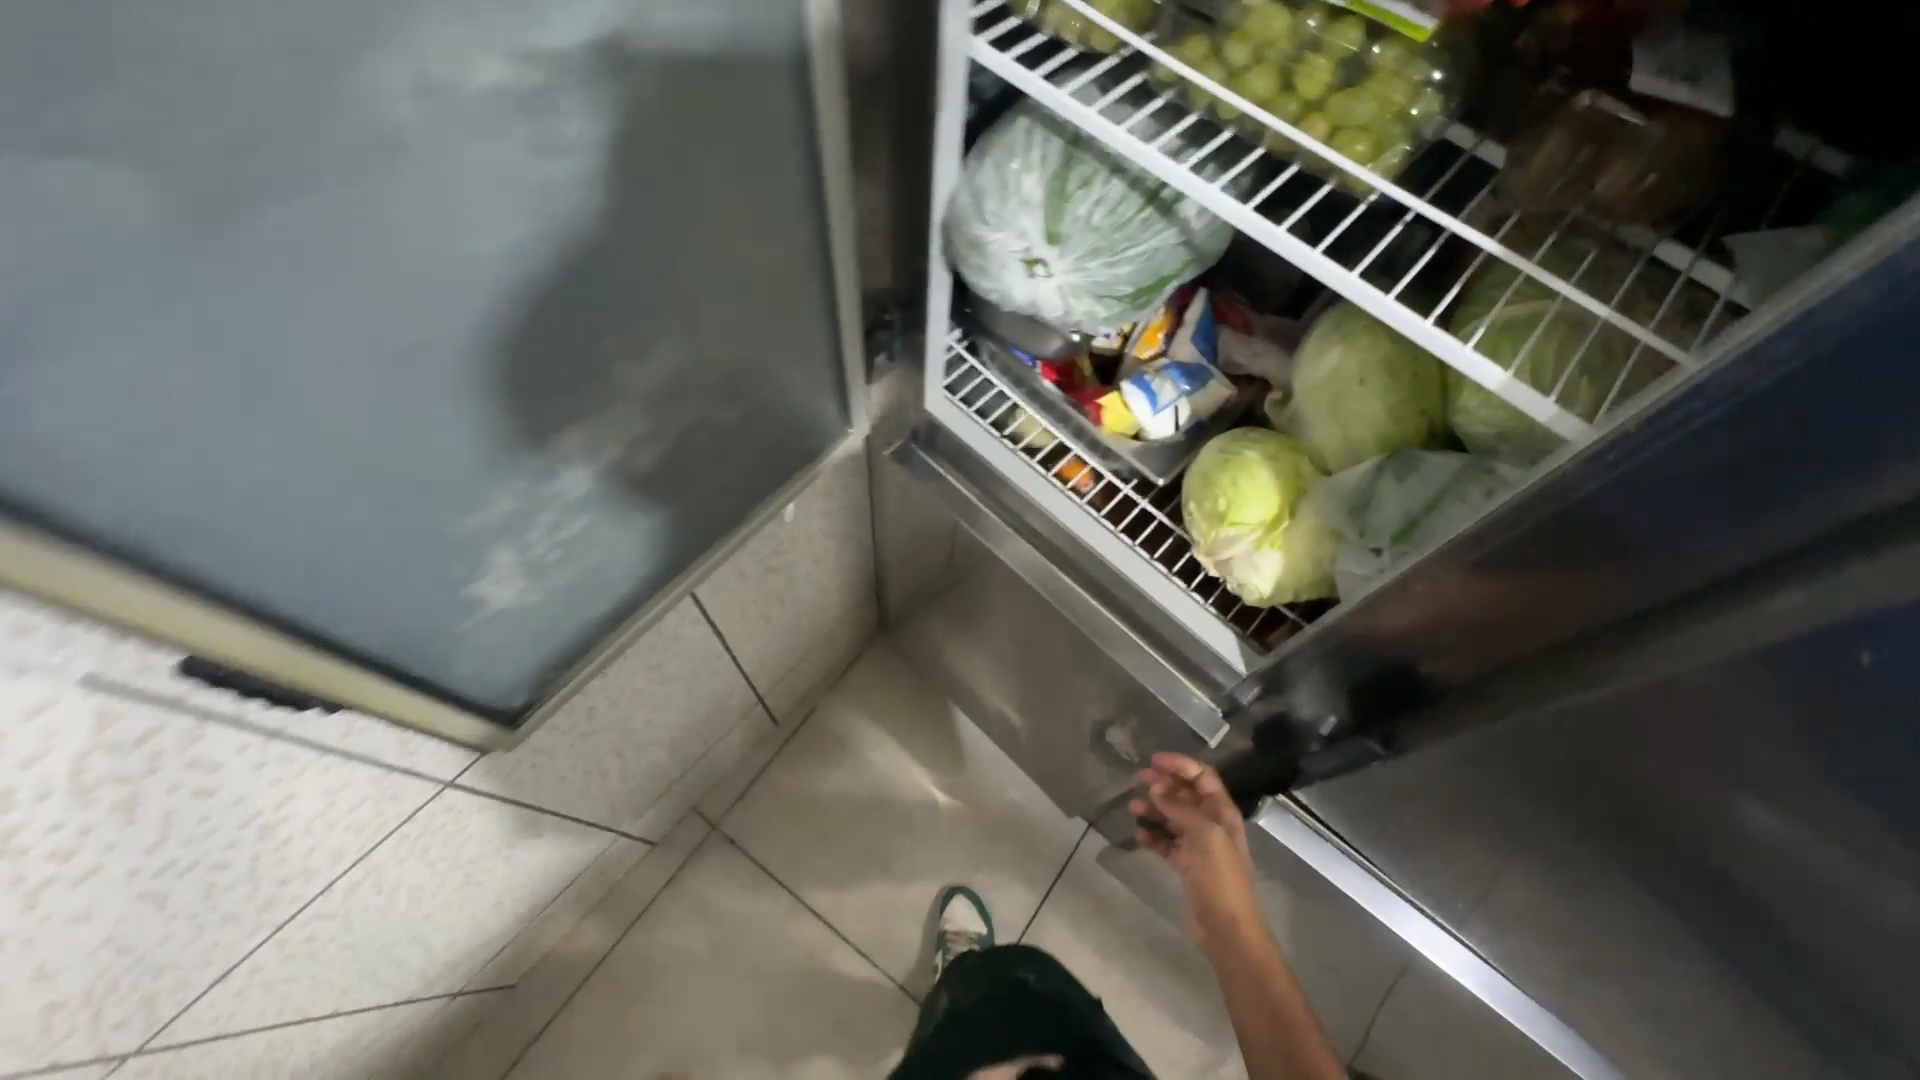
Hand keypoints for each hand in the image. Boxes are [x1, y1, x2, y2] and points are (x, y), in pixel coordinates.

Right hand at [1131, 752, 1262, 952]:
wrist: (1227, 927)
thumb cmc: (1220, 877)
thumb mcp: (1204, 836)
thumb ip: (1180, 808)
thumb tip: (1157, 786)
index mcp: (1222, 813)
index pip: (1203, 777)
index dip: (1180, 765)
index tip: (1153, 760)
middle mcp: (1211, 824)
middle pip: (1186, 795)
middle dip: (1163, 785)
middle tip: (1137, 781)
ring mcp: (1199, 846)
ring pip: (1173, 818)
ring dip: (1154, 809)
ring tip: (1133, 809)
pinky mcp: (1187, 865)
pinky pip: (1167, 842)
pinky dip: (1153, 836)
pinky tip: (1139, 835)